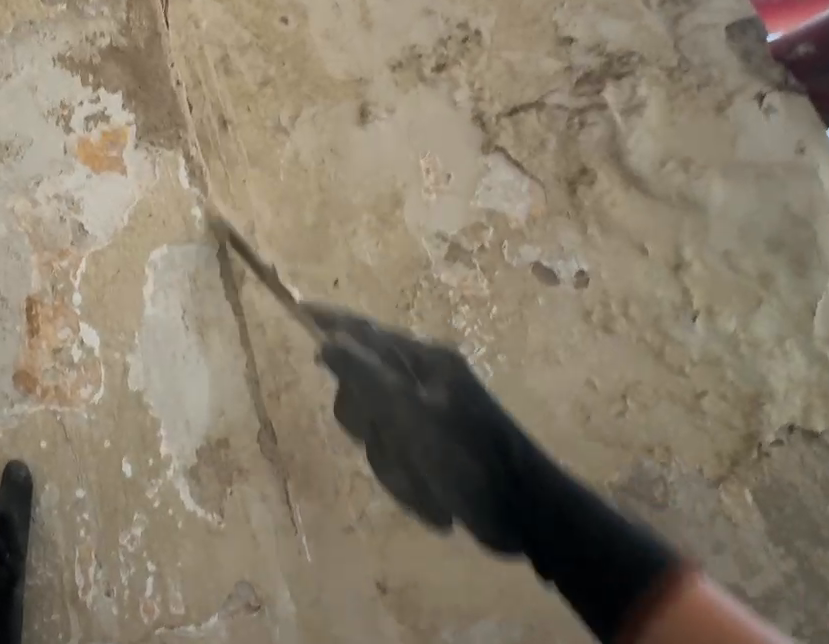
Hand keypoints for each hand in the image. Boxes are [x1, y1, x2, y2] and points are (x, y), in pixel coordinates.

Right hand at [303, 303, 535, 554]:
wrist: (531, 517)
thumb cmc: (473, 458)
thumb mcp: (415, 416)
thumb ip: (368, 378)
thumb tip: (326, 342)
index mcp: (424, 362)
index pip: (365, 332)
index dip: (329, 322)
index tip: (297, 309)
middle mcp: (421, 381)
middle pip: (359, 387)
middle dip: (369, 423)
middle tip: (387, 438)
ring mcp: (424, 416)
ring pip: (373, 429)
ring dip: (391, 462)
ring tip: (423, 482)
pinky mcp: (428, 449)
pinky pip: (391, 458)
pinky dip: (406, 482)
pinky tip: (433, 501)